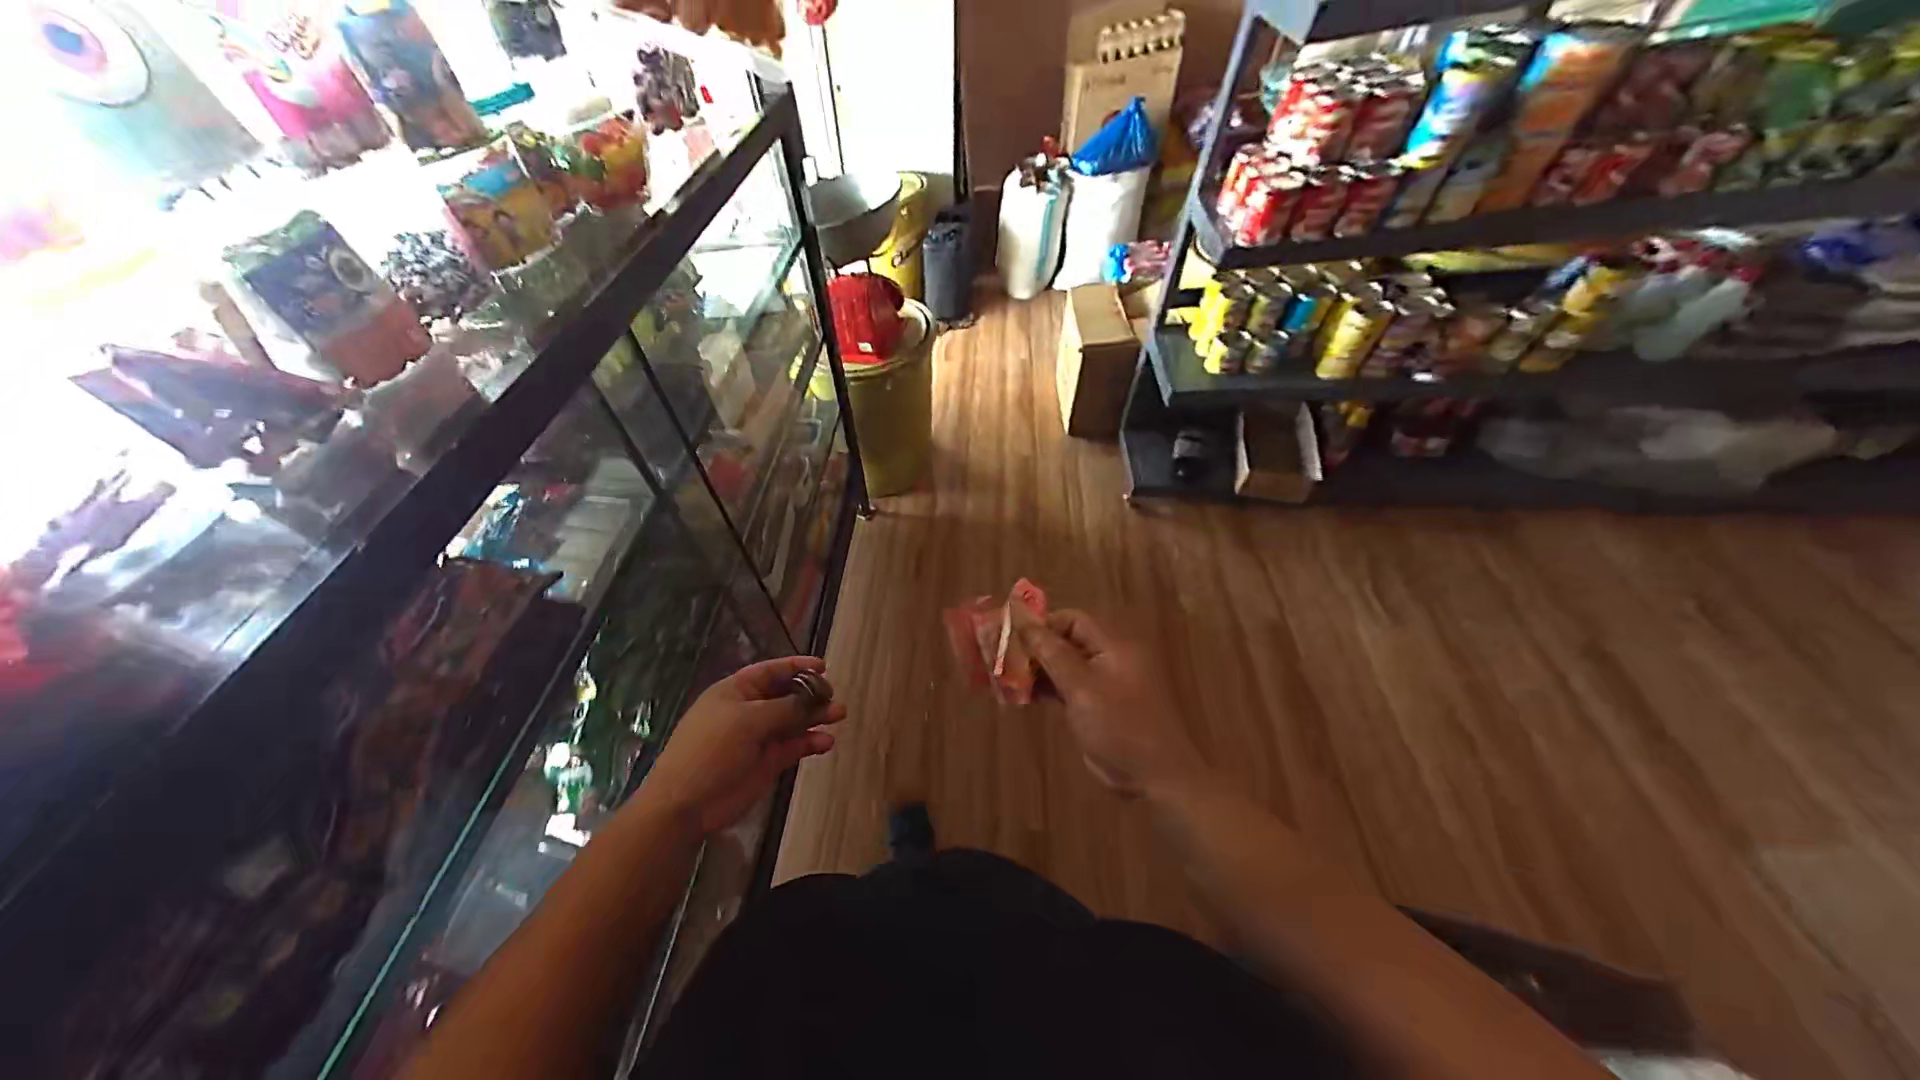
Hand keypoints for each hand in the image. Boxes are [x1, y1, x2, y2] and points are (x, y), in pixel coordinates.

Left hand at [642, 656, 847, 834]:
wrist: (686, 804)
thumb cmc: (711, 750)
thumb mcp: (747, 721)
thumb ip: (785, 708)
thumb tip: (814, 698)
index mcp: (736, 692)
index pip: (770, 671)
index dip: (796, 666)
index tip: (824, 666)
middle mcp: (749, 711)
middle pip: (787, 695)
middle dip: (811, 694)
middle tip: (834, 696)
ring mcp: (759, 738)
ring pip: (794, 721)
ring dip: (816, 717)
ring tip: (839, 715)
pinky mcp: (768, 762)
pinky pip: (794, 746)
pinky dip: (811, 742)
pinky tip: (826, 742)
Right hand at [1017, 610, 1204, 797]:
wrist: (1154, 776)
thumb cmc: (1119, 725)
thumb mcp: (1082, 687)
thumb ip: (1052, 653)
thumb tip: (1024, 624)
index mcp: (1113, 645)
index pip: (1072, 620)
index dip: (1041, 624)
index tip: (1010, 636)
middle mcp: (1108, 658)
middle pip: (1065, 641)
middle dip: (1033, 648)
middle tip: (1000, 657)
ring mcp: (1101, 684)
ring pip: (1062, 666)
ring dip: (1034, 670)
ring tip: (1002, 676)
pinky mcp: (1094, 706)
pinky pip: (1065, 688)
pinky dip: (1044, 689)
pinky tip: (1017, 695)